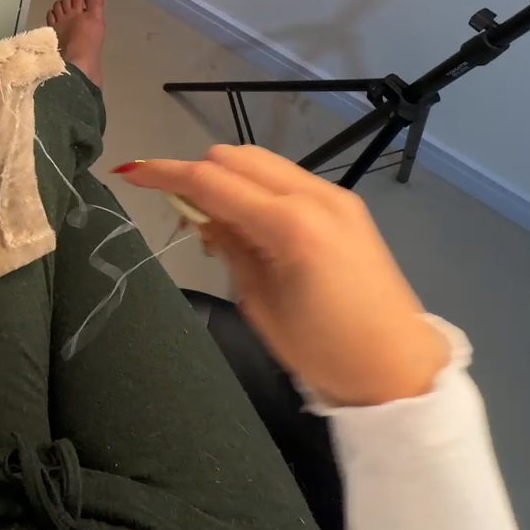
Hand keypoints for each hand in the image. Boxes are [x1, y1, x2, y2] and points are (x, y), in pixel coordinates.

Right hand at [118, 145, 448, 406]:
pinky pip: (280, 174)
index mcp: (289, 226)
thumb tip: (200, 213)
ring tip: (217, 219)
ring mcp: (332, 195)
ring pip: (255, 159)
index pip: (210, 181)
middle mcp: (313, 196)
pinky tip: (250, 219)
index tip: (130, 173)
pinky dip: (252, 184)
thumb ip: (225, 244)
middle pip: (231, 157)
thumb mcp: (256, 301)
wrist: (399, 372)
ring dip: (224, 176)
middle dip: (196, 174)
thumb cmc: (321, 350)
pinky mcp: (343, 202)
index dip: (164, 174)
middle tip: (185, 215)